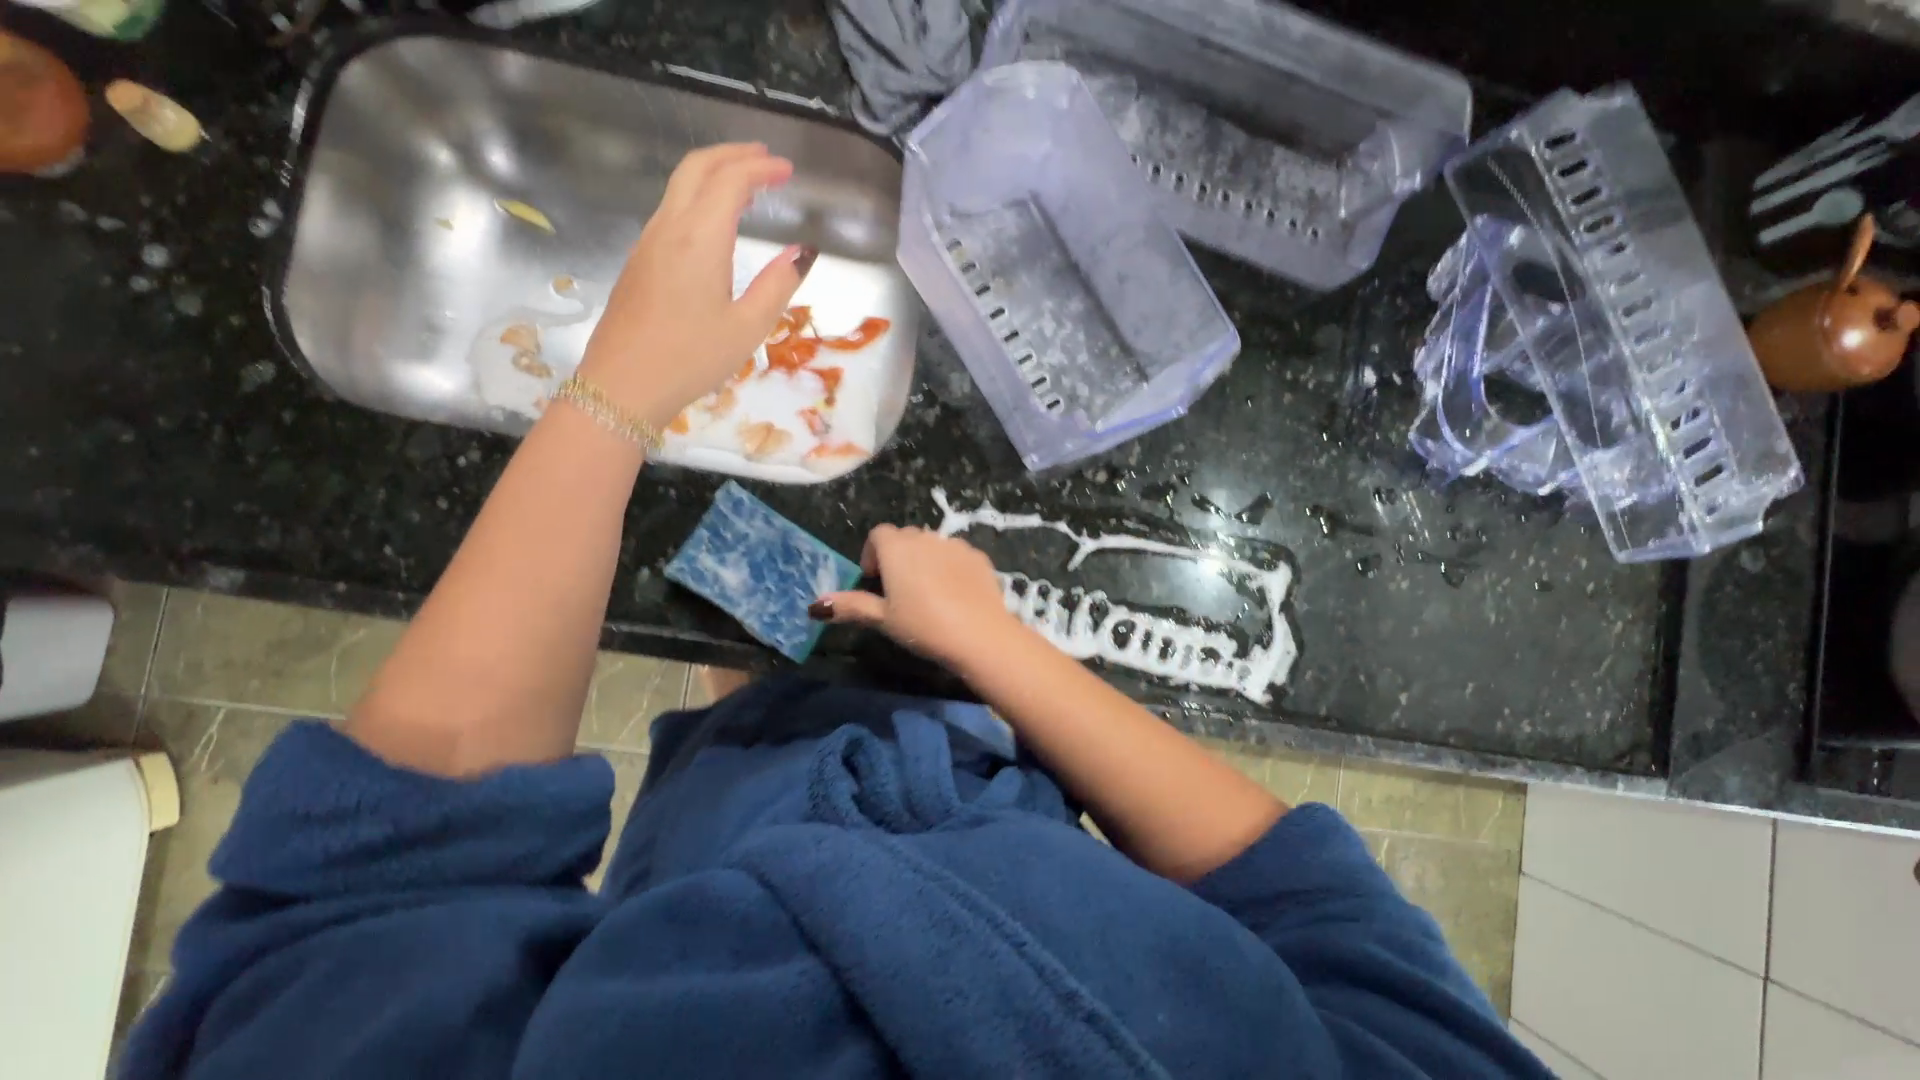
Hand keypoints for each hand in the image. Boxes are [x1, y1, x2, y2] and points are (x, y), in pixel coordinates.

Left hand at [576, 143, 816, 427]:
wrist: (621, 385)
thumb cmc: (691, 359)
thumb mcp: (748, 327)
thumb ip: (778, 284)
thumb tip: (802, 252)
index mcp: (700, 238)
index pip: (732, 181)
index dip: (761, 168)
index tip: (787, 170)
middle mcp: (670, 228)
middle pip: (697, 168)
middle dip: (733, 155)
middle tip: (765, 159)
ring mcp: (648, 242)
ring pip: (679, 187)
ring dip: (713, 174)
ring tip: (745, 186)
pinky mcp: (639, 261)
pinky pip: (670, 211)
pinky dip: (698, 197)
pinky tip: (714, 222)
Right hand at [811, 525, 1022, 670]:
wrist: (980, 635)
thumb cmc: (923, 625)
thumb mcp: (883, 619)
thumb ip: (850, 606)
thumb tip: (815, 606)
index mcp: (897, 548)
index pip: (877, 534)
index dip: (872, 554)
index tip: (874, 580)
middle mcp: (925, 537)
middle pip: (904, 537)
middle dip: (897, 556)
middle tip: (897, 590)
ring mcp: (955, 545)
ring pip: (932, 545)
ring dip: (923, 560)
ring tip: (926, 593)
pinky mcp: (979, 557)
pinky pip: (956, 555)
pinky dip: (949, 567)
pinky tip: (953, 595)